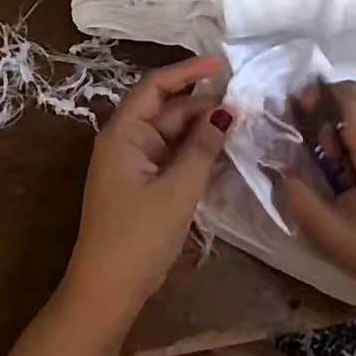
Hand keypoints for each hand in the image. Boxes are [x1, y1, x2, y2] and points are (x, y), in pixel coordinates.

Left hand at [64, 55, 233, 318]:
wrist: (107, 292)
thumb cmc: (138, 236)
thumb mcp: (177, 189)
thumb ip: (203, 147)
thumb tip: (227, 111)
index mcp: (123, 134)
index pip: (156, 87)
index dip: (188, 71)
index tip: (222, 63)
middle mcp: (126, 142)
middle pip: (168, 111)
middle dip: (204, 107)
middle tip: (247, 107)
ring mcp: (134, 164)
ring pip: (174, 135)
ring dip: (203, 131)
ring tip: (243, 127)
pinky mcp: (143, 184)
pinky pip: (173, 157)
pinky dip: (196, 153)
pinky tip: (225, 153)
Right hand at [269, 81, 355, 307]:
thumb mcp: (325, 230)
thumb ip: (293, 193)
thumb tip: (272, 163)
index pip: (349, 98)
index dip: (318, 95)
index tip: (292, 109)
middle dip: (325, 104)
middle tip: (300, 130)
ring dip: (336, 121)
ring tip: (320, 154)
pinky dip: (348, 133)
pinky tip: (336, 164)